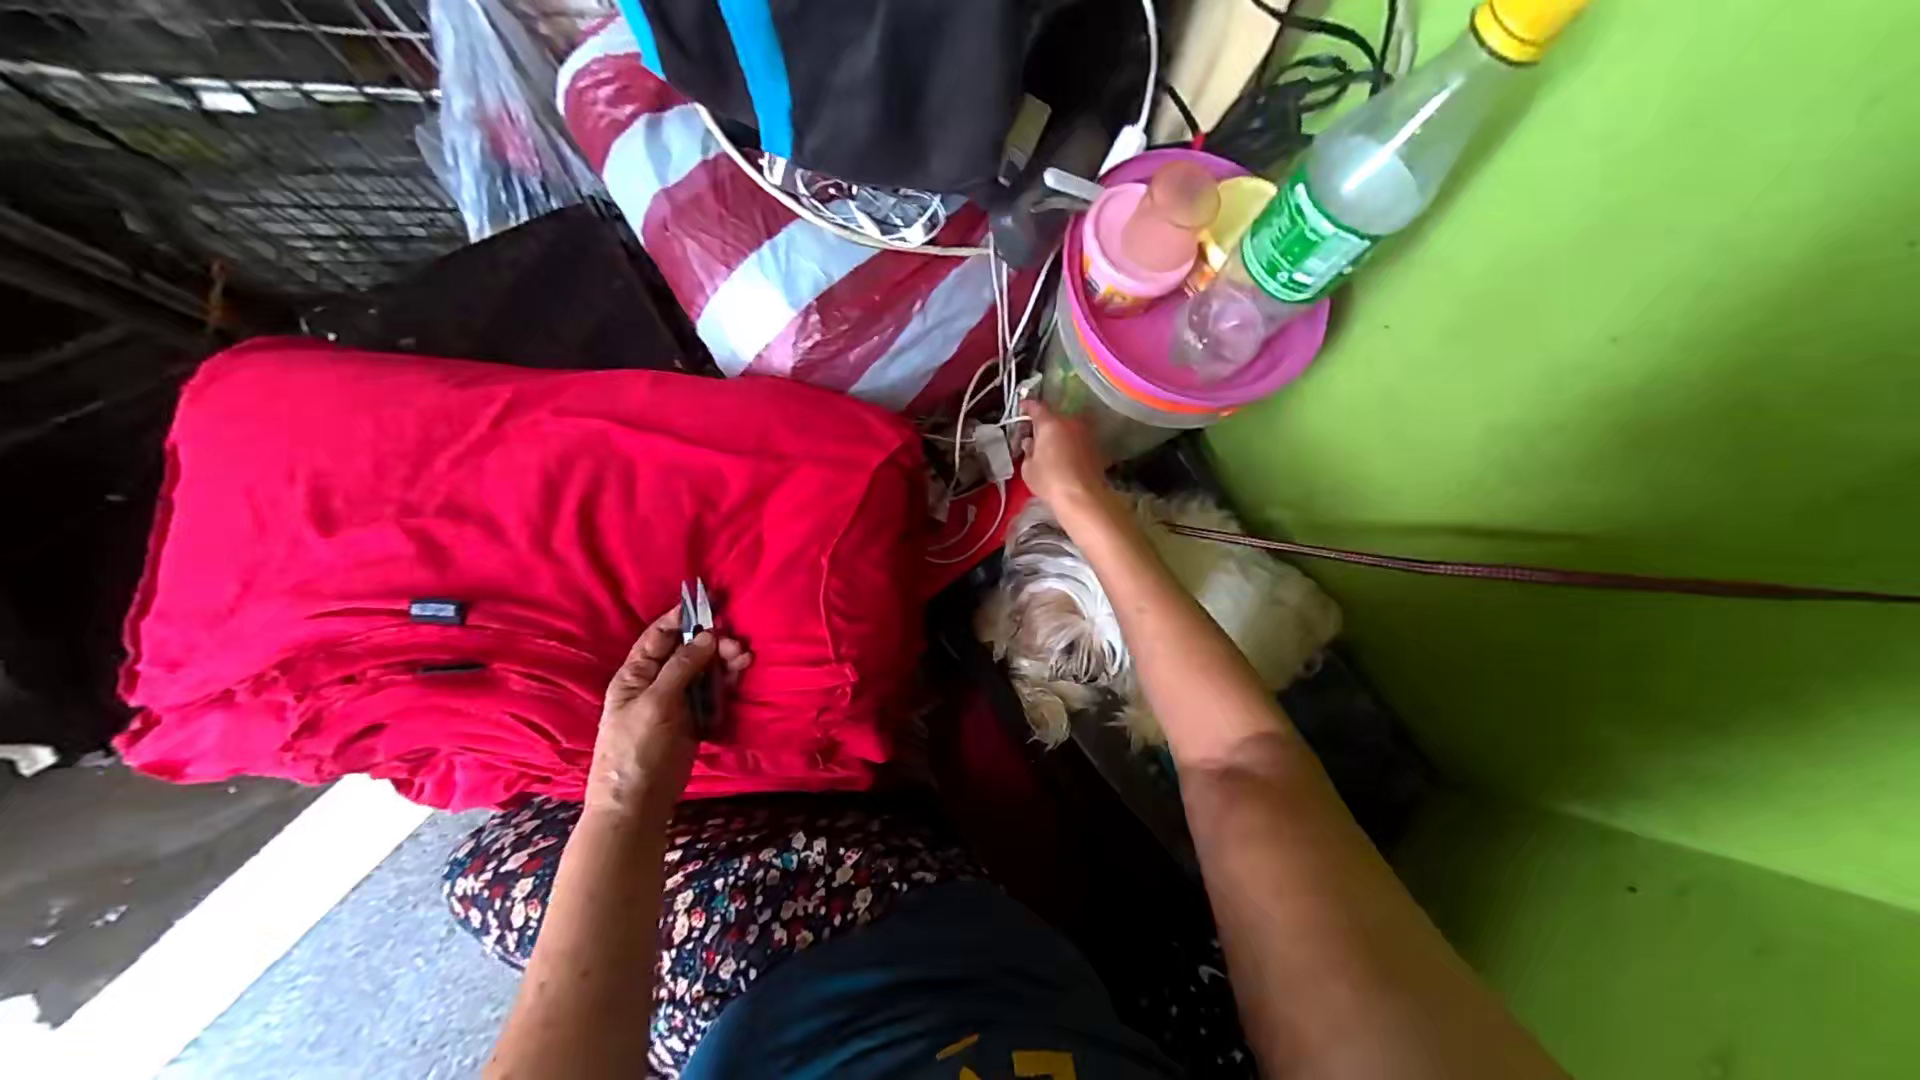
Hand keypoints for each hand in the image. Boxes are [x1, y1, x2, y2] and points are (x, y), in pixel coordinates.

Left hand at [587, 606, 751, 822]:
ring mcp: (677, 701)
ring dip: (724, 661)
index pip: (659, 635)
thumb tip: (706, 636)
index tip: (709, 601)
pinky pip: (713, 693)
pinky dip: (726, 682)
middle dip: (712, 642)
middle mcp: (657, 682)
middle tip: (735, 644)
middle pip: (688, 651)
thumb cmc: (635, 749)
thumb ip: (680, 667)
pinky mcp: (693, 719)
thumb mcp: (654, 703)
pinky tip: (738, 676)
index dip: (682, 617)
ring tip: (744, 658)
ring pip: (705, 671)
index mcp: (636, 674)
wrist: (638, 802)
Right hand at [1018, 400, 1111, 517]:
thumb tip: (1030, 443)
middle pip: (1056, 418)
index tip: (1023, 408)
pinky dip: (1073, 445)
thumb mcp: (1028, 469)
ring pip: (1070, 428)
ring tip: (1053, 448)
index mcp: (1050, 424)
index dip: (1028, 407)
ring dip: (1062, 434)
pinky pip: (1080, 441)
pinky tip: (1067, 457)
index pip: (1037, 407)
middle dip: (1046, 425)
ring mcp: (1087, 434)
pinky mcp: (1097, 447)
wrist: (1082, 496)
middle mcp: (1071, 423)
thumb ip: (1028, 451)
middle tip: (1037, 436)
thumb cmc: (1049, 481)